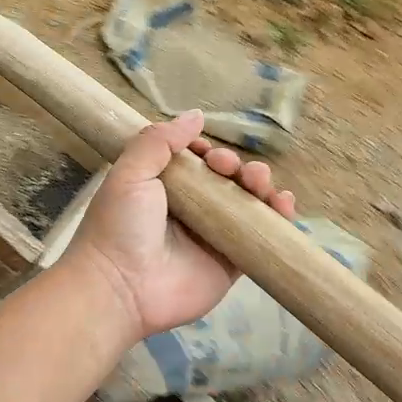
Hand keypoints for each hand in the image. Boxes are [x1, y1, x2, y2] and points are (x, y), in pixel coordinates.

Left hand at [68, 110, 295, 343]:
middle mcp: (186, 210)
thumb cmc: (120, 226)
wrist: (121, 286)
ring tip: (257, 182)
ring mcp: (210, 236)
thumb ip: (158, 142)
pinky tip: (282, 205)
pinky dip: (278, 218)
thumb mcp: (129, 173)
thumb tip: (195, 115)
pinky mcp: (231, 263)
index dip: (207, 152)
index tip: (206, 152)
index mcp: (158, 188)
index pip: (194, 162)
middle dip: (235, 166)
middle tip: (227, 169)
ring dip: (260, 186)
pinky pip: (263, 237)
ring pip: (248, 204)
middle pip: (225, 180)